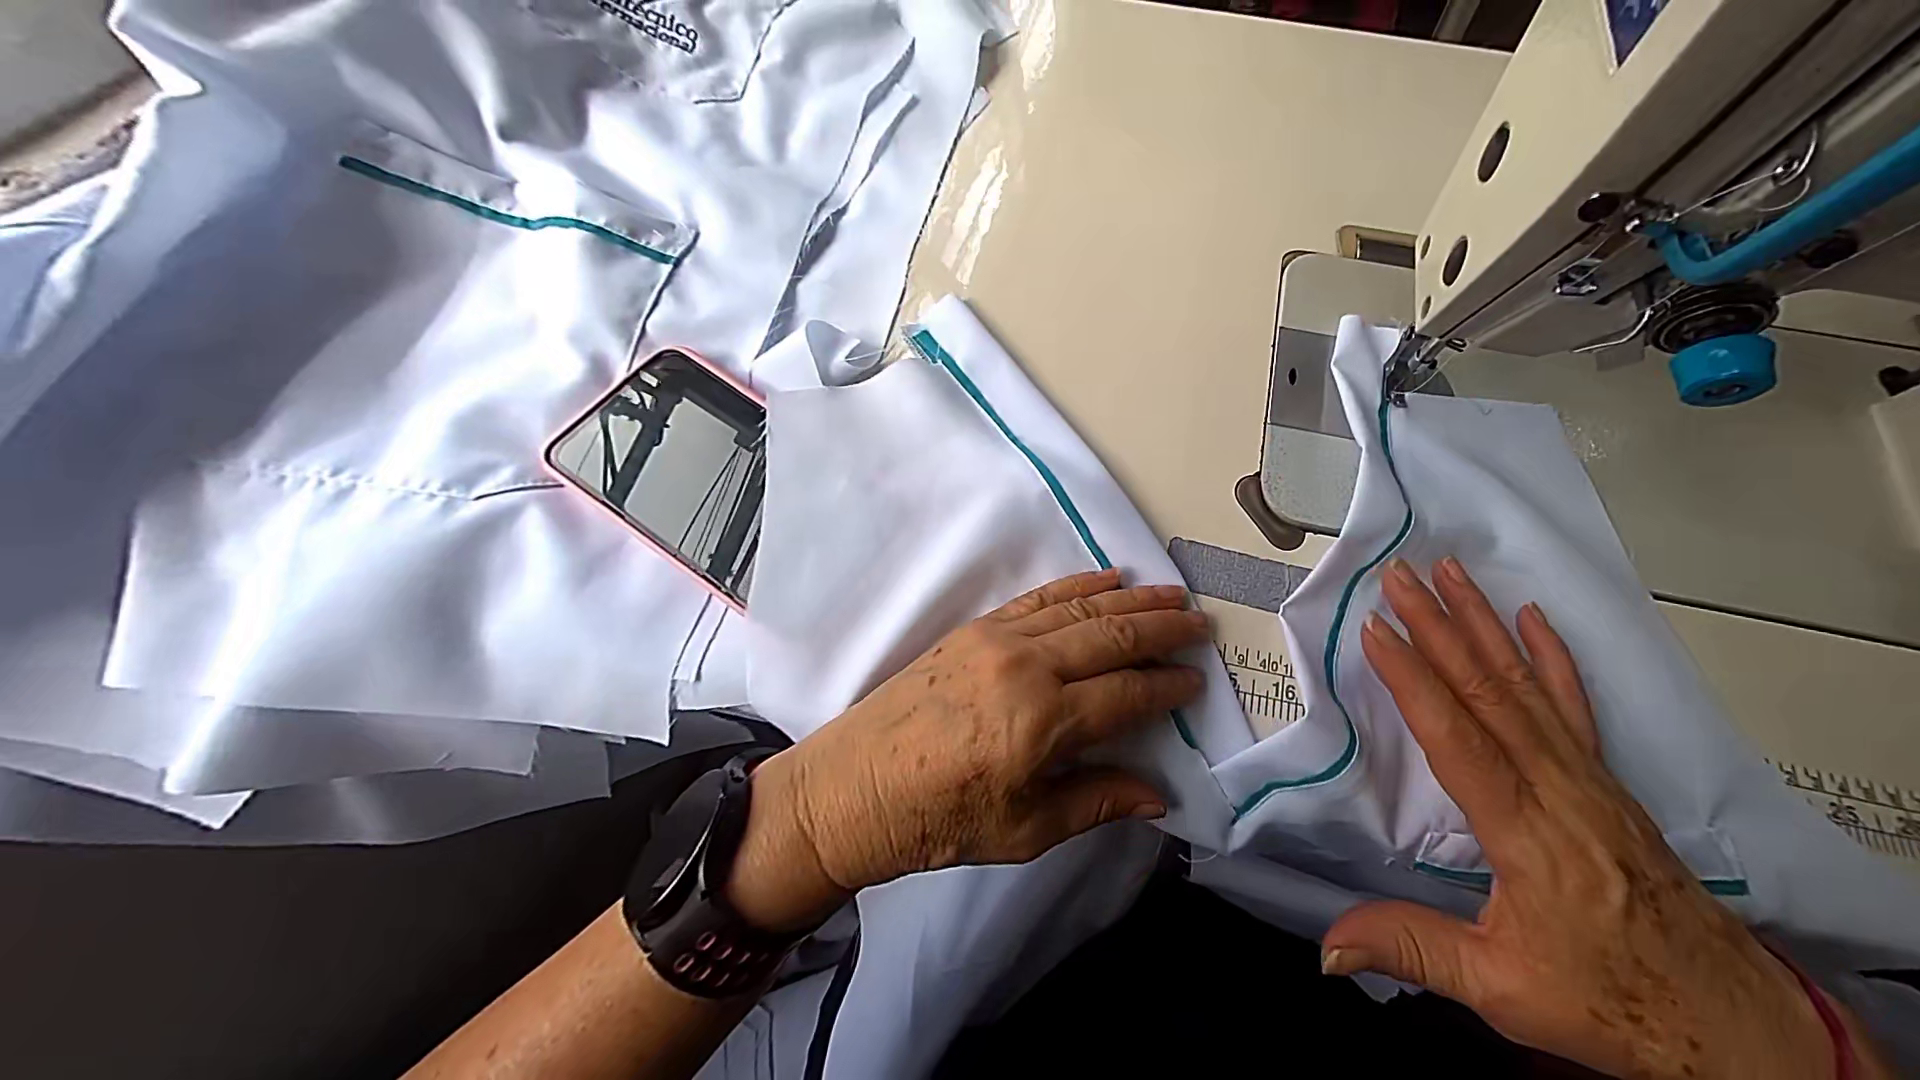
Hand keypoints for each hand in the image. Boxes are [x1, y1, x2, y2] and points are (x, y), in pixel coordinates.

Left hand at [725, 568, 1206, 933]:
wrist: (854, 787)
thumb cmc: (939, 820)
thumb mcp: (1024, 830)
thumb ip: (1096, 802)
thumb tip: (1157, 795)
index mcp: (1043, 722)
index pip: (1126, 695)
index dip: (1167, 689)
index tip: (1196, 682)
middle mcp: (1025, 668)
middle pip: (1111, 638)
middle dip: (1162, 630)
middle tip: (1201, 624)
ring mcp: (996, 641)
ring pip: (1079, 610)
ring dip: (1130, 602)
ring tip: (1170, 595)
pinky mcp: (973, 630)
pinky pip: (1037, 600)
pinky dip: (1076, 587)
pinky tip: (1106, 580)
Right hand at [1323, 557, 1889, 1078]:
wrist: (1739, 1027)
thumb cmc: (1613, 1003)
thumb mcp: (1502, 989)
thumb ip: (1409, 947)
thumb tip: (1325, 945)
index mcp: (1527, 832)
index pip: (1458, 737)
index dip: (1412, 680)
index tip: (1376, 629)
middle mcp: (1560, 790)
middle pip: (1490, 692)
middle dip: (1439, 627)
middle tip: (1400, 576)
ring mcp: (1590, 780)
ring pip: (1527, 686)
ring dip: (1482, 625)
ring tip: (1449, 575)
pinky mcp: (1607, 783)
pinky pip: (1576, 707)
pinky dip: (1553, 657)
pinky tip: (1531, 618)